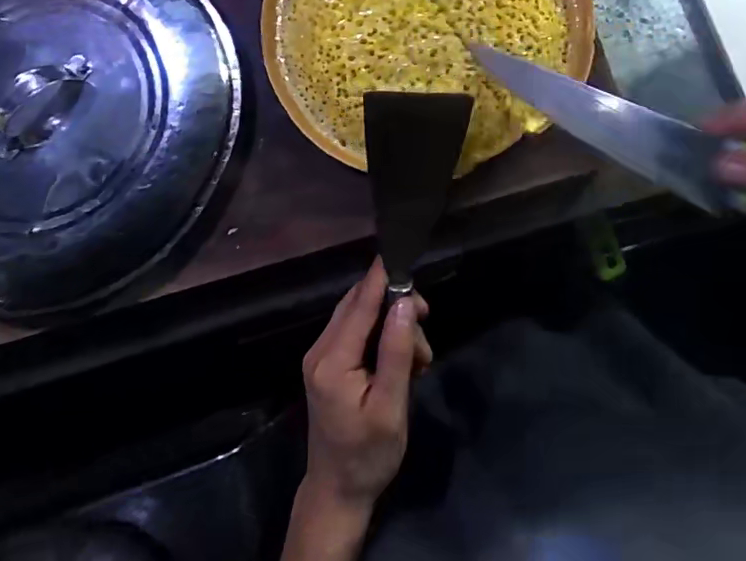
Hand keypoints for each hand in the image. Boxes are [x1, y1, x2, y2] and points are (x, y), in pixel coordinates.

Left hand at [301, 260, 432, 509]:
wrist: (338, 488)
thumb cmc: (369, 454)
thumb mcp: (391, 407)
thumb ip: (397, 354)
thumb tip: (405, 306)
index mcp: (331, 359)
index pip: (358, 306)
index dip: (378, 280)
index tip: (397, 256)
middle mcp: (319, 349)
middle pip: (356, 307)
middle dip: (393, 306)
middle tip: (426, 322)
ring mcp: (319, 356)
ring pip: (357, 320)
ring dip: (389, 326)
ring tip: (419, 359)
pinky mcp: (325, 365)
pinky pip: (353, 335)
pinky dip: (378, 338)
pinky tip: (401, 359)